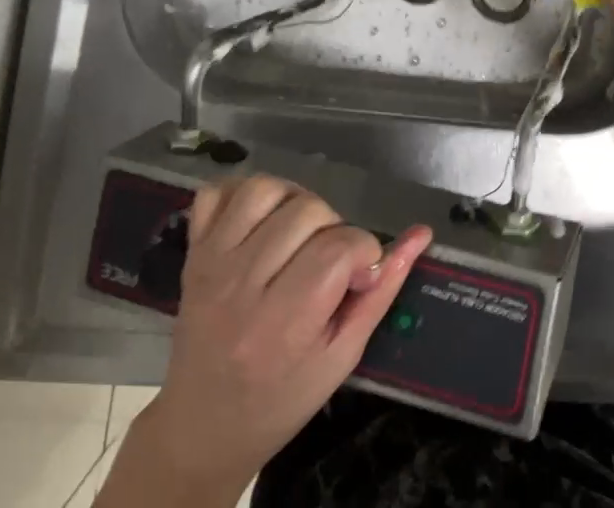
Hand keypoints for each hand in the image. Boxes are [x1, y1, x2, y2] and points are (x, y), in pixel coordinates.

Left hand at [105, 176, 430, 506]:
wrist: (205, 423)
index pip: (338, 247)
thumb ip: (381, 292)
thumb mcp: (343, 355)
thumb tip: (421, 235)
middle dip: (334, 228)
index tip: (360, 277)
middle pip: (306, 210)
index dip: (364, 250)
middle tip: (331, 263)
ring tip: (302, 235)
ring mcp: (211, 264)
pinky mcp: (192, 253)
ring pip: (264, 190)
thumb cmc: (283, 399)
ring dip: (295, 203)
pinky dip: (245, 195)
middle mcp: (242, 285)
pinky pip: (216, 193)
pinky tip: (264, 223)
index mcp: (284, 323)